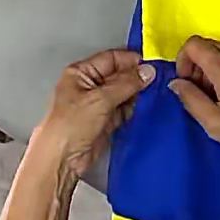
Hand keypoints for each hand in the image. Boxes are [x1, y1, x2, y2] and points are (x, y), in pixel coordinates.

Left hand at [32, 49, 153, 175]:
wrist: (61, 161)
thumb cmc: (70, 126)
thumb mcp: (100, 99)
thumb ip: (127, 83)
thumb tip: (149, 71)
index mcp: (81, 73)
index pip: (112, 58)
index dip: (131, 60)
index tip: (152, 65)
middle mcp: (90, 85)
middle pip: (120, 74)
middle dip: (137, 77)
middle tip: (158, 80)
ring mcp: (99, 103)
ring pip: (125, 91)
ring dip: (138, 93)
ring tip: (154, 94)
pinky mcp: (107, 119)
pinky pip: (126, 107)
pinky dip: (136, 107)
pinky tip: (147, 106)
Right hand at [168, 37, 219, 174]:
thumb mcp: (214, 123)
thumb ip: (190, 99)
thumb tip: (176, 83)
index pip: (194, 43)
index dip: (182, 61)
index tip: (186, 84)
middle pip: (207, 46)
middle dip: (196, 66)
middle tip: (200, 95)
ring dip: (210, 69)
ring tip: (216, 100)